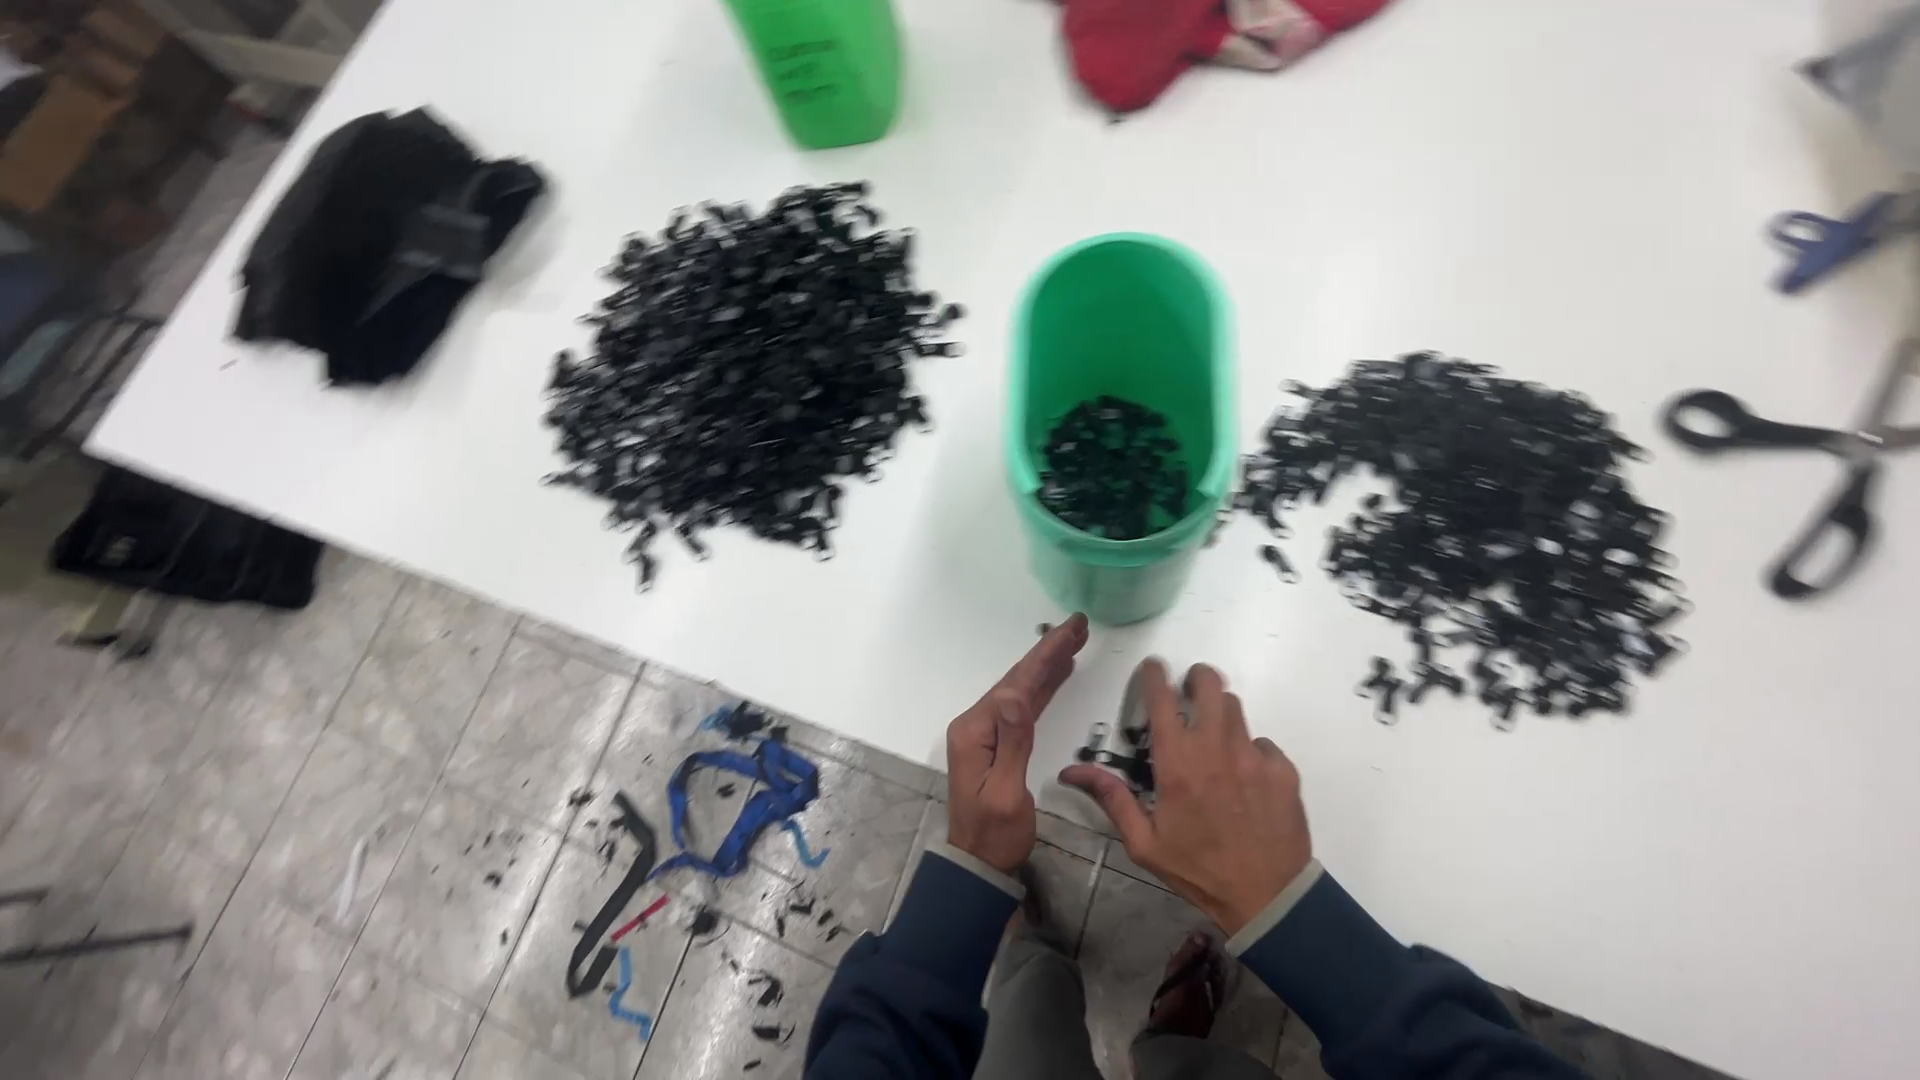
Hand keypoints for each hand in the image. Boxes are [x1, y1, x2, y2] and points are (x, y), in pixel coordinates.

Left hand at [945, 614, 1089, 873]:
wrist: (979, 865)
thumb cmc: (995, 835)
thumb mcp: (1005, 792)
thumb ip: (1013, 742)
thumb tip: (1015, 694)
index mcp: (975, 732)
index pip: (1015, 684)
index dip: (1044, 656)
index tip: (1070, 631)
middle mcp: (976, 725)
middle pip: (1017, 680)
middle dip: (1048, 652)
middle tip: (1077, 625)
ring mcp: (985, 734)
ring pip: (1021, 689)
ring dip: (1046, 665)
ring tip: (1073, 641)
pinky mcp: (997, 744)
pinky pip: (1022, 707)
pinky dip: (1041, 688)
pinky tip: (1057, 675)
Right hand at [1061, 660, 1310, 934]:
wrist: (1268, 898)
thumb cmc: (1198, 870)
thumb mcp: (1144, 843)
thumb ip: (1111, 798)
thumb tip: (1070, 771)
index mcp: (1177, 763)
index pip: (1162, 698)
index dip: (1154, 675)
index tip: (1152, 667)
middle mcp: (1216, 748)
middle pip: (1209, 685)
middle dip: (1196, 678)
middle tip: (1188, 690)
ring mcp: (1253, 757)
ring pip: (1236, 708)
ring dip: (1220, 711)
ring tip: (1213, 734)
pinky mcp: (1282, 771)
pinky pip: (1264, 744)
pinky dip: (1251, 749)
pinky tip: (1245, 774)